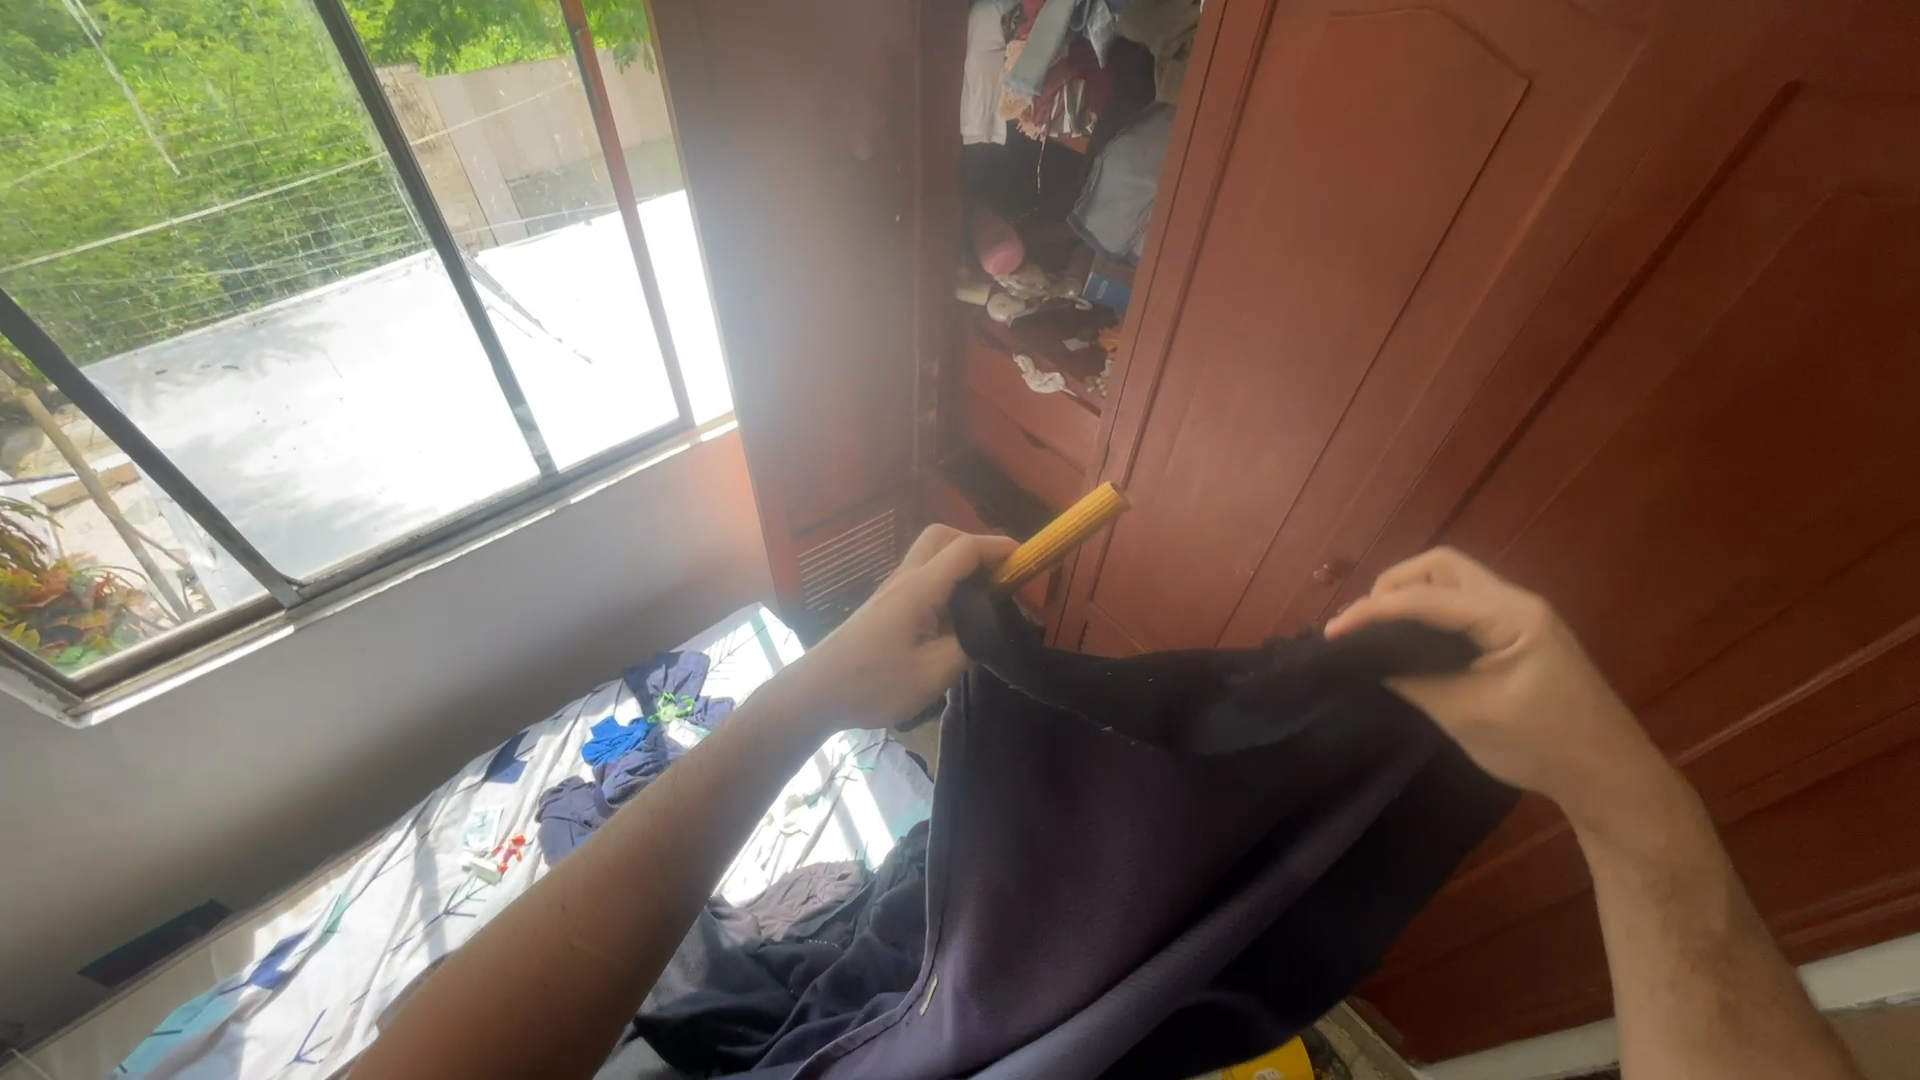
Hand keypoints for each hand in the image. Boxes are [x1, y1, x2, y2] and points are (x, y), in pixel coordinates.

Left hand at [774, 526, 1016, 732]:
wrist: (815, 693)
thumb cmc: (872, 685)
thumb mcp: (932, 674)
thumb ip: (968, 645)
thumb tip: (989, 625)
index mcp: (918, 590)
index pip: (964, 549)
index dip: (999, 548)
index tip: (1028, 560)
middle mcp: (904, 579)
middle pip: (942, 537)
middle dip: (977, 545)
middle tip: (1001, 575)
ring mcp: (891, 590)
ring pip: (929, 554)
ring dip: (960, 561)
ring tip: (984, 595)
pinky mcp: (885, 605)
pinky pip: (921, 575)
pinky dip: (946, 579)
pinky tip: (955, 614)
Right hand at [1325, 547, 1666, 824]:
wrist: (1609, 777)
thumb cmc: (1540, 745)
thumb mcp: (1465, 714)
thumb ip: (1411, 678)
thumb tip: (1366, 660)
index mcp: (1510, 616)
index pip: (1425, 598)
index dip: (1372, 611)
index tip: (1333, 633)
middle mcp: (1515, 603)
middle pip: (1440, 567)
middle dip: (1392, 586)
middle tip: (1362, 623)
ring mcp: (1519, 616)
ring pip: (1450, 580)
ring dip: (1409, 594)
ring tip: (1378, 628)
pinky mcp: (1516, 634)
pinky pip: (1461, 603)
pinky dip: (1427, 609)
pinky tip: (1408, 637)